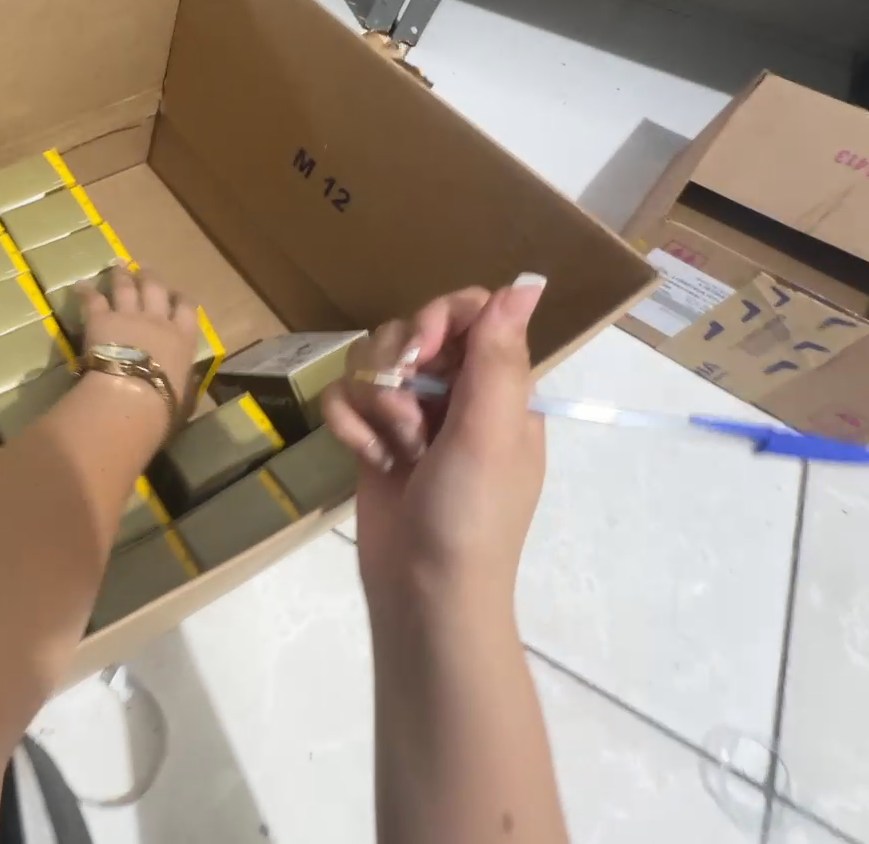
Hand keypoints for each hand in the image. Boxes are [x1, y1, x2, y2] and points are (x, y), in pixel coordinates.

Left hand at [77, 266, 199, 419]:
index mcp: (182, 338)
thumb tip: (182, 383)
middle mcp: (157, 320)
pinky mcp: (101, 318)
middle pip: (155, 290)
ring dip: (122, 275)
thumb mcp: (184, 394)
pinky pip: (93, 299)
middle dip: (150, 277)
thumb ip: (182, 381)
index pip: (187, 310)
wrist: (133, 395)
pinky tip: (80, 285)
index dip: (181, 299)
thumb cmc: (163, 402)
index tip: (176, 294)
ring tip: (118, 265)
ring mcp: (128, 316)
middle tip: (144, 268)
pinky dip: (86, 291)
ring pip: (126, 287)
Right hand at [318, 275, 547, 615]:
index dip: (437, 319)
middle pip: (409, 332)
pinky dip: (347, 425)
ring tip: (393, 447)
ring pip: (370, 363)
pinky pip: (343, 398)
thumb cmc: (470, 514)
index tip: (420, 351)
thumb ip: (497, 359)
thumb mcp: (489, 435)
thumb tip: (525, 283)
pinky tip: (366, 456)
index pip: (469, 311)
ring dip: (372, 404)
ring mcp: (409, 414)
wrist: (422, 585)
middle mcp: (454, 392)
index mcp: (499, 387)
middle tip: (408, 416)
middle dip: (397, 372)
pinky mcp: (371, 433)